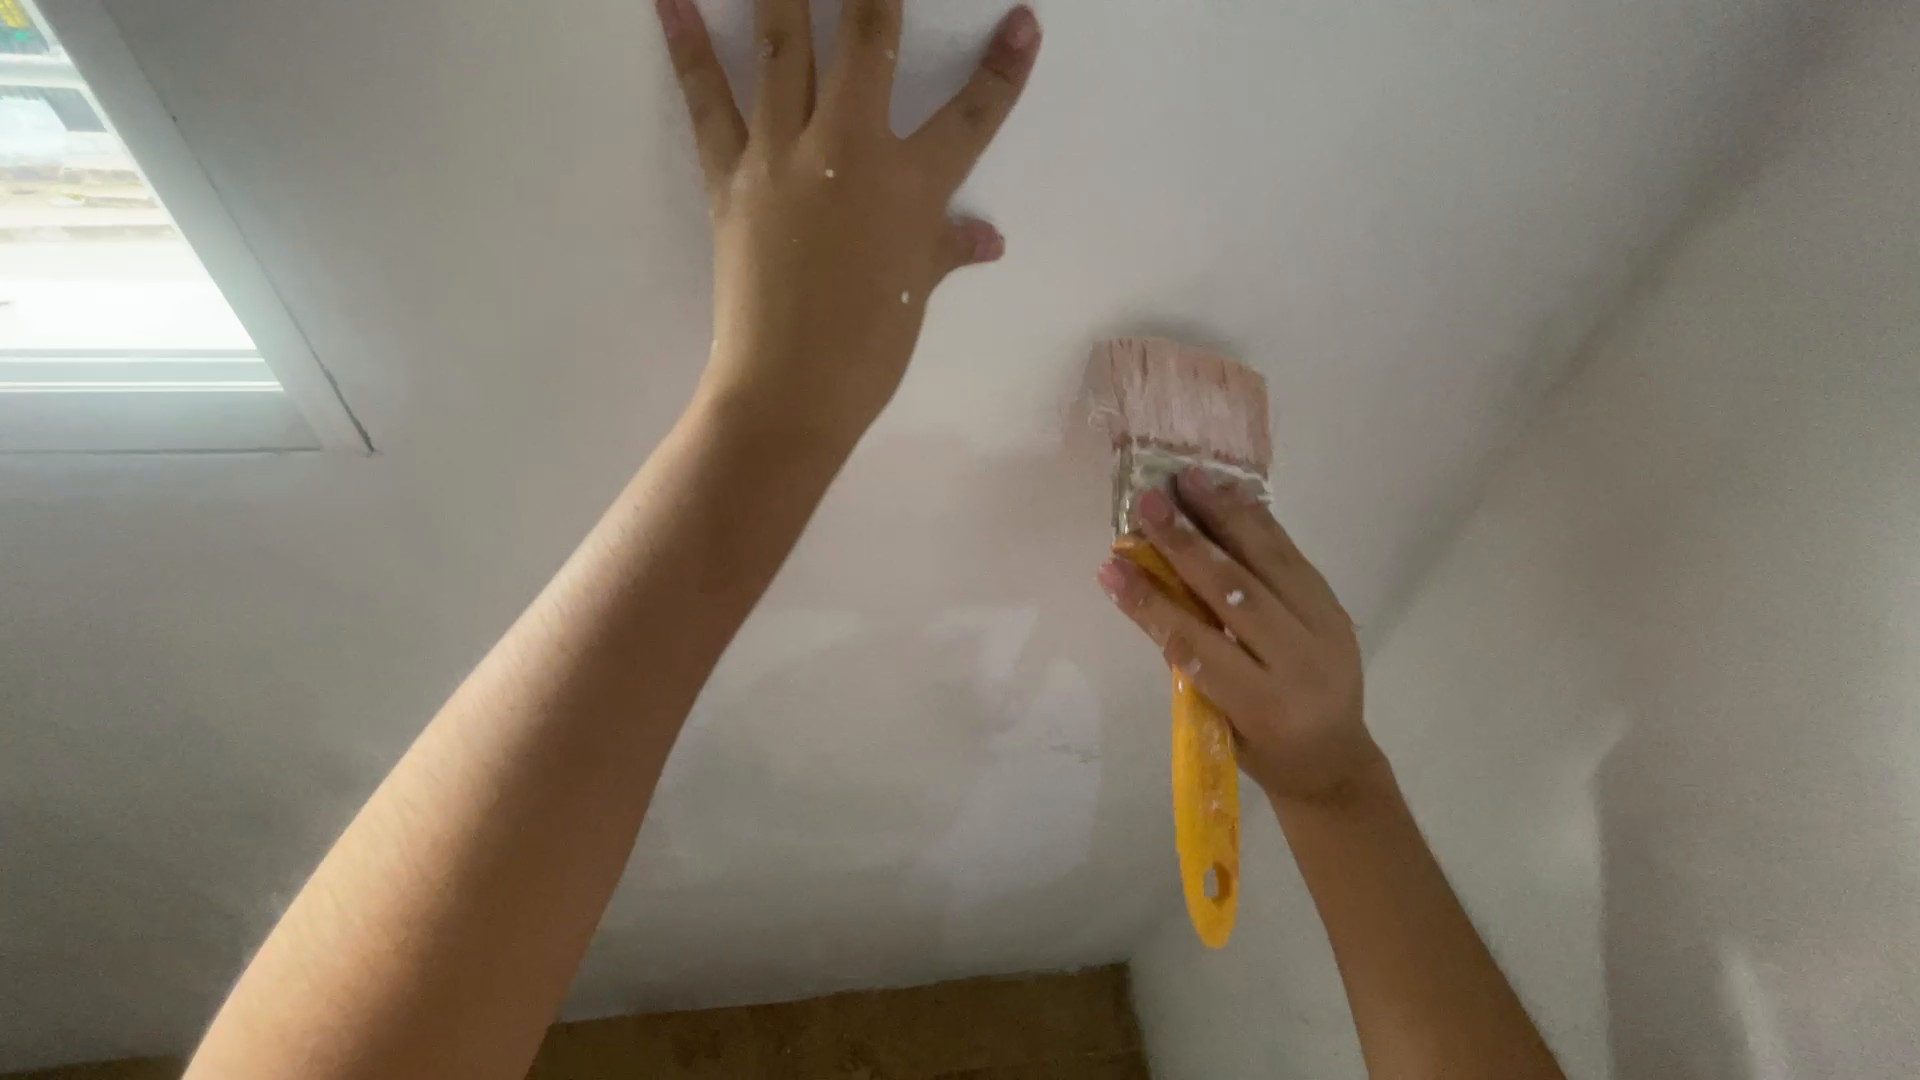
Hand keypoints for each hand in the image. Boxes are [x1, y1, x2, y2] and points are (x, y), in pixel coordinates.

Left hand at [658, 0, 1042, 434]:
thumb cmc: (867, 351)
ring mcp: (785, 155)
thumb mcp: (916, 296)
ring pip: (785, 43)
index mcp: (911, 189)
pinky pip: (708, 100)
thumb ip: (947, 251)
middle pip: (869, 38)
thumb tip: (989, 239)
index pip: (971, 117)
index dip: (1003, 71)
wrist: (791, 388)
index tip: (1024, 25)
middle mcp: (851, 151)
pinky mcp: (732, 174)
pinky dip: (688, 44)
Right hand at [1097, 469, 1382, 803]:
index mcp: (1263, 704)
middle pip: (1236, 592)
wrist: (1334, 760)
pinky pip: (1293, 556)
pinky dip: (1258, 521)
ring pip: (1270, 562)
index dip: (1150, 603)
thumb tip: (1146, 588)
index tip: (1111, 565)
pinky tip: (1229, 493)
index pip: (1196, 643)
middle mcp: (1301, 663)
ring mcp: (1326, 629)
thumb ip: (1187, 658)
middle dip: (1185, 543)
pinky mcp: (1335, 607)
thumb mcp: (1214, 720)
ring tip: (1188, 480)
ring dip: (1224, 516)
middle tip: (1148, 503)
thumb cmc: (1260, 750)